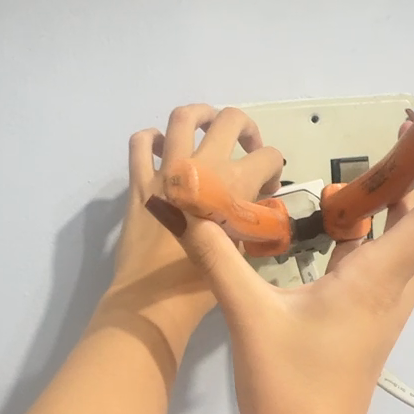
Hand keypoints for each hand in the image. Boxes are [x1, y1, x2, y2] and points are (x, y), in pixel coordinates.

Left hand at [97, 105, 284, 355]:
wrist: (155, 298)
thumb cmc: (203, 284)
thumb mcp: (244, 252)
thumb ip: (252, 224)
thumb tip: (254, 212)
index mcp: (236, 185)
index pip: (270, 156)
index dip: (274, 168)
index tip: (266, 188)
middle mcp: (203, 166)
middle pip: (230, 119)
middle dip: (244, 126)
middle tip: (244, 145)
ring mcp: (167, 170)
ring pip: (182, 117)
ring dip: (199, 115)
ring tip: (205, 126)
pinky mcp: (139, 182)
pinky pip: (141, 143)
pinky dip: (151, 138)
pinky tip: (160, 148)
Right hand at [154, 117, 413, 413]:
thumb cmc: (286, 391)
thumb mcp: (245, 315)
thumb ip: (214, 255)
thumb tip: (179, 205)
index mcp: (379, 279)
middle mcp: (397, 287)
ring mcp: (390, 305)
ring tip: (399, 153)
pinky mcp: (374, 319)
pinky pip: (398, 258)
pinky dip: (393, 225)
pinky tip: (358, 213)